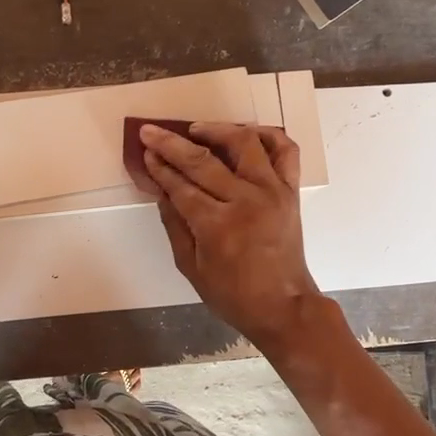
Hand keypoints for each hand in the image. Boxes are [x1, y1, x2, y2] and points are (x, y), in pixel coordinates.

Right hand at [140, 122, 321, 347]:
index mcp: (216, 225)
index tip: (145, 152)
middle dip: (172, 144)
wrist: (283, 306)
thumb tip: (162, 192)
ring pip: (245, 144)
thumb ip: (175, 225)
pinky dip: (267, 136)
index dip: (159, 167)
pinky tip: (246, 134)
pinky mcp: (290, 191)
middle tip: (152, 132)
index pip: (180, 185)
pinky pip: (285, 151)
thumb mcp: (190, 267)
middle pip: (203, 161)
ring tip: (196, 129)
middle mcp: (245, 201)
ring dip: (217, 130)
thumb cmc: (232, 294)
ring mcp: (272, 192)